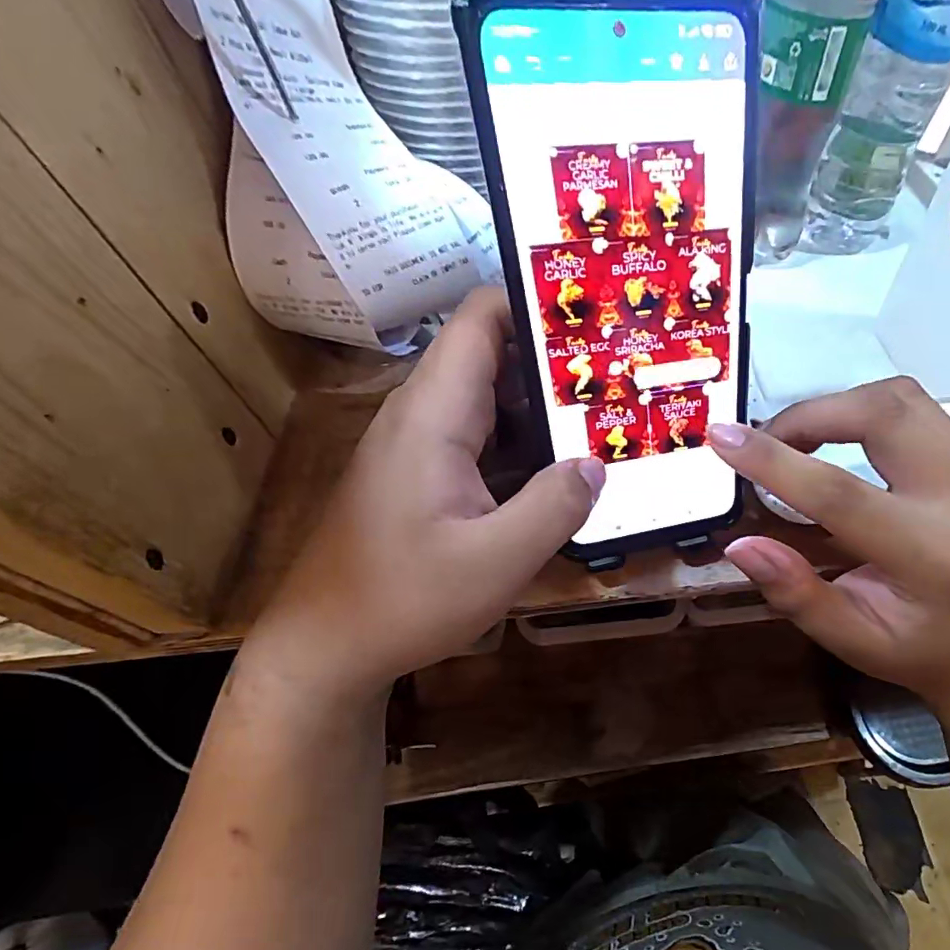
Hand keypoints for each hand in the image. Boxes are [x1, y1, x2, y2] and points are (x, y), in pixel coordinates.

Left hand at [238, 287, 604, 705]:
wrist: (325, 647)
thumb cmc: (403, 600)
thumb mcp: (494, 561)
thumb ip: (553, 507)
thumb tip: (596, 464)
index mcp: (433, 416)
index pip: (480, 320)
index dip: (535, 302)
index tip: (598, 315)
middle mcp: (423, 417)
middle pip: (493, 357)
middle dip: (557, 360)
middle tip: (624, 373)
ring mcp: (421, 447)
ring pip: (492, 402)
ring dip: (546, 407)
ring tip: (610, 416)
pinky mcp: (424, 477)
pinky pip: (483, 441)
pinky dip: (526, 445)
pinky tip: (567, 470)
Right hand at [706, 377, 949, 705]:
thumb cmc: (915, 649)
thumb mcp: (850, 640)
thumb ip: (796, 593)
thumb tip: (739, 545)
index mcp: (931, 559)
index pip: (843, 494)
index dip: (777, 463)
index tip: (722, 439)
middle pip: (885, 416)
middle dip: (812, 415)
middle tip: (767, 442)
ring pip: (903, 398)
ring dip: (839, 405)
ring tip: (800, 439)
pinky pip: (915, 408)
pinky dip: (864, 410)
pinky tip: (839, 438)